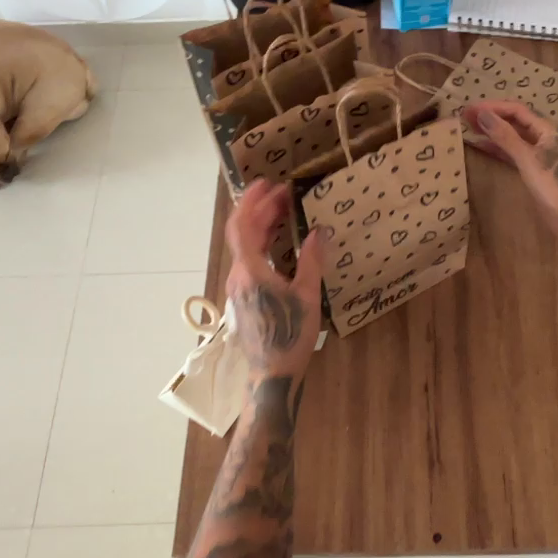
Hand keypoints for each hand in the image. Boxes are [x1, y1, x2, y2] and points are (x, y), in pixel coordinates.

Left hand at [224, 178, 326, 377]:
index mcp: (250, 271)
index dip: (251, 202)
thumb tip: (319, 232)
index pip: (242, 226)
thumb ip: (311, 261)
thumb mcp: (307, 296)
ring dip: (262, 228)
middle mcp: (239, 275)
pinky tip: (280, 245)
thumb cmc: (290, 335)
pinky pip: (250, 262)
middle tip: (284, 195)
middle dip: (262, 211)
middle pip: (244, 234)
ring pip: (247, 249)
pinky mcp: (245, 298)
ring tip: (283, 214)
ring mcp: (239, 287)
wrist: (272, 372)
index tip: (265, 184)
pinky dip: (263, 246)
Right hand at [463, 100, 557, 236]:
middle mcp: (545, 137)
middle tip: (466, 116)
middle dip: (492, 116)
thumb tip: (482, 114)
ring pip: (514, 136)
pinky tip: (483, 146)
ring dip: (494, 131)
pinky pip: (514, 151)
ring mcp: (541, 153)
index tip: (470, 110)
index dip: (493, 107)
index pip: (517, 110)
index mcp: (548, 130)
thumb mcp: (527, 159)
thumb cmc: (552, 187)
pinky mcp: (535, 168)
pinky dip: (499, 147)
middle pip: (515, 120)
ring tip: (471, 127)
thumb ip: (505, 137)